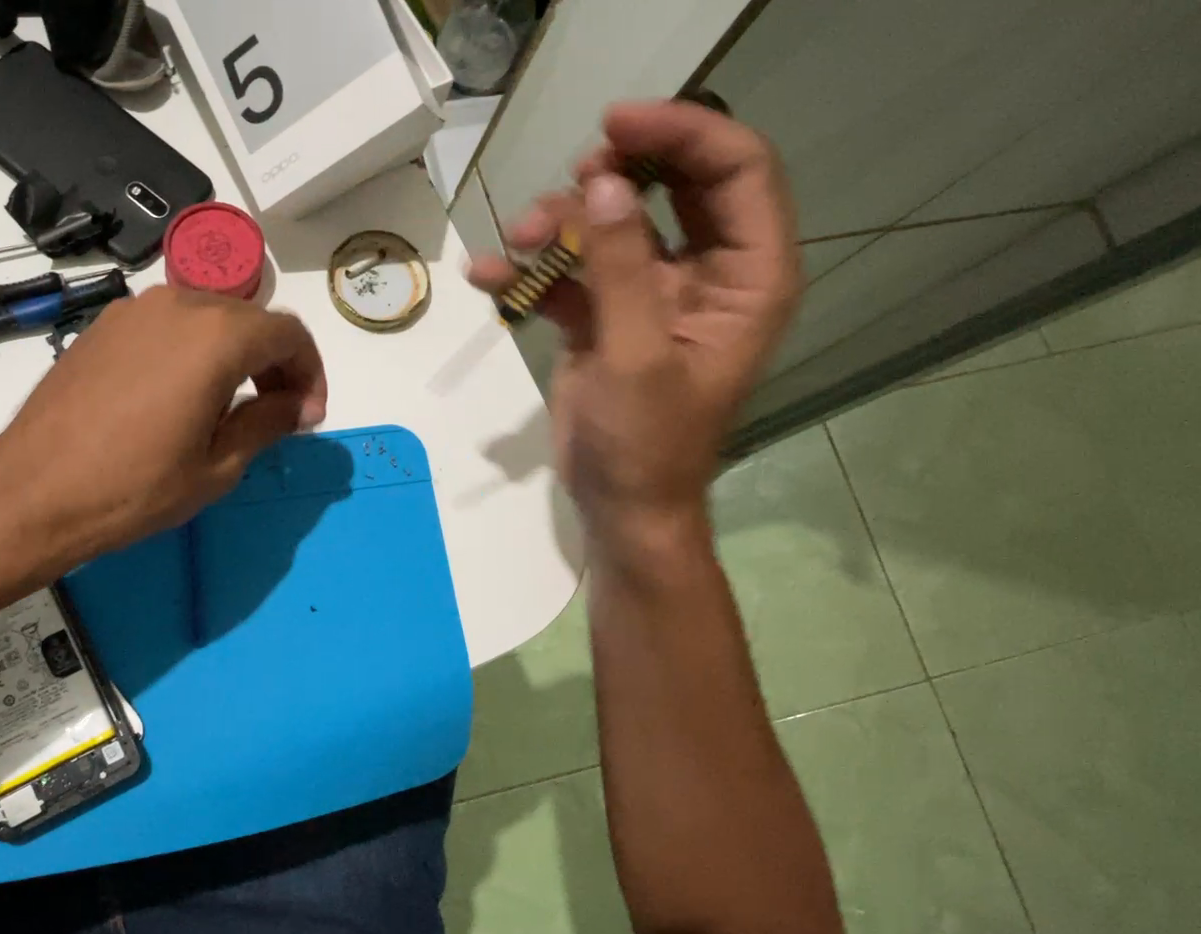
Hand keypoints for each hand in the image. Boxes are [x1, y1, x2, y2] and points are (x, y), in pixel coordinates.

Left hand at [0, 286, 326, 563]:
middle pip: (248, 319)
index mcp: (216, 335)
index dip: (310, 373)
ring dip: (232, 355)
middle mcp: (178, 305)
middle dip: (274, 363)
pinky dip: (191, 352)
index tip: (307, 416)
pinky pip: (166, 328)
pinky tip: (180, 398)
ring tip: (228, 409)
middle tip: (277, 414)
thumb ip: (267, 423)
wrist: (35, 489)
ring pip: (206, 318)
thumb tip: (299, 405)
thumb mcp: (216, 466)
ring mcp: (133, 311)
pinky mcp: (102, 327)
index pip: (287, 334)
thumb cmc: (134, 487)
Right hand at [469, 100, 799, 545]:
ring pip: (612, 226)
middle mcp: (706, 273)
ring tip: (516, 239)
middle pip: (672, 186)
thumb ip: (620, 266)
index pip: (735, 172)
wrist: (618, 508)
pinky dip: (529, 273)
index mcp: (747, 277)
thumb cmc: (646, 444)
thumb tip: (601, 183)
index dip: (681, 134)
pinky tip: (487, 276)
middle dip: (617, 173)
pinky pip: (568, 276)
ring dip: (560, 224)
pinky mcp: (604, 319)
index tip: (614, 125)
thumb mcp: (634, 354)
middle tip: (569, 172)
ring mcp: (650, 294)